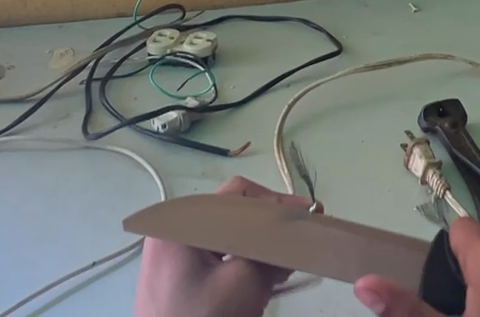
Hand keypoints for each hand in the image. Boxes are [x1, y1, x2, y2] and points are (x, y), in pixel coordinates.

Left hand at [133, 176, 313, 316]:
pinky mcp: (176, 280)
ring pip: (225, 237)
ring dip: (258, 245)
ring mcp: (172, 257)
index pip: (237, 195)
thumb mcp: (245, 283)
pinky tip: (264, 275)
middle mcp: (172, 231)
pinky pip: (214, 258)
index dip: (276, 202)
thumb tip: (296, 236)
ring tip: (286, 259)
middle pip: (231, 214)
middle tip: (300, 236)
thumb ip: (271, 252)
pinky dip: (241, 261)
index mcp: (181, 223)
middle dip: (269, 226)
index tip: (307, 214)